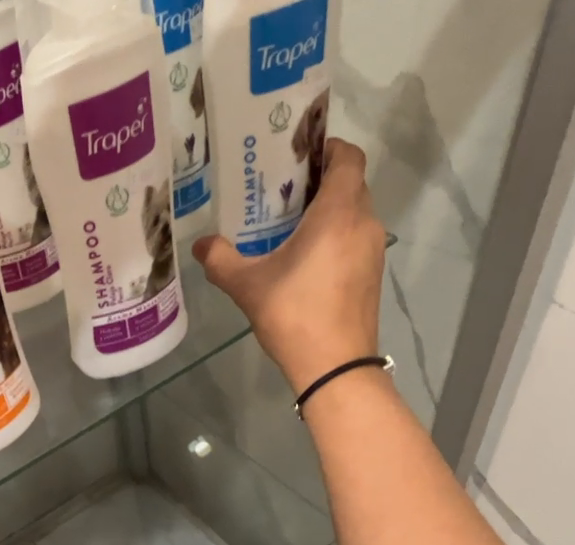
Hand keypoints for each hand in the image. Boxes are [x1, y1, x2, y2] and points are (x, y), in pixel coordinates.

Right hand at [193, 138, 386, 393]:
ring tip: (289, 225)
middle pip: (350, 184)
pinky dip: (335, 237)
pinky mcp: (372, 274)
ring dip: (328, 212)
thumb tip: (201, 245)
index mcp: (338, 212)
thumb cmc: (294, 315)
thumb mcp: (247, 286)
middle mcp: (364, 222)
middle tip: (282, 191)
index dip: (328, 148)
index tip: (299, 155)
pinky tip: (304, 258)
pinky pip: (355, 239)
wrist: (335, 366)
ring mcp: (373, 250)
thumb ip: (221, 260)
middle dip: (320, 181)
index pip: (348, 157)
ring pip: (354, 213)